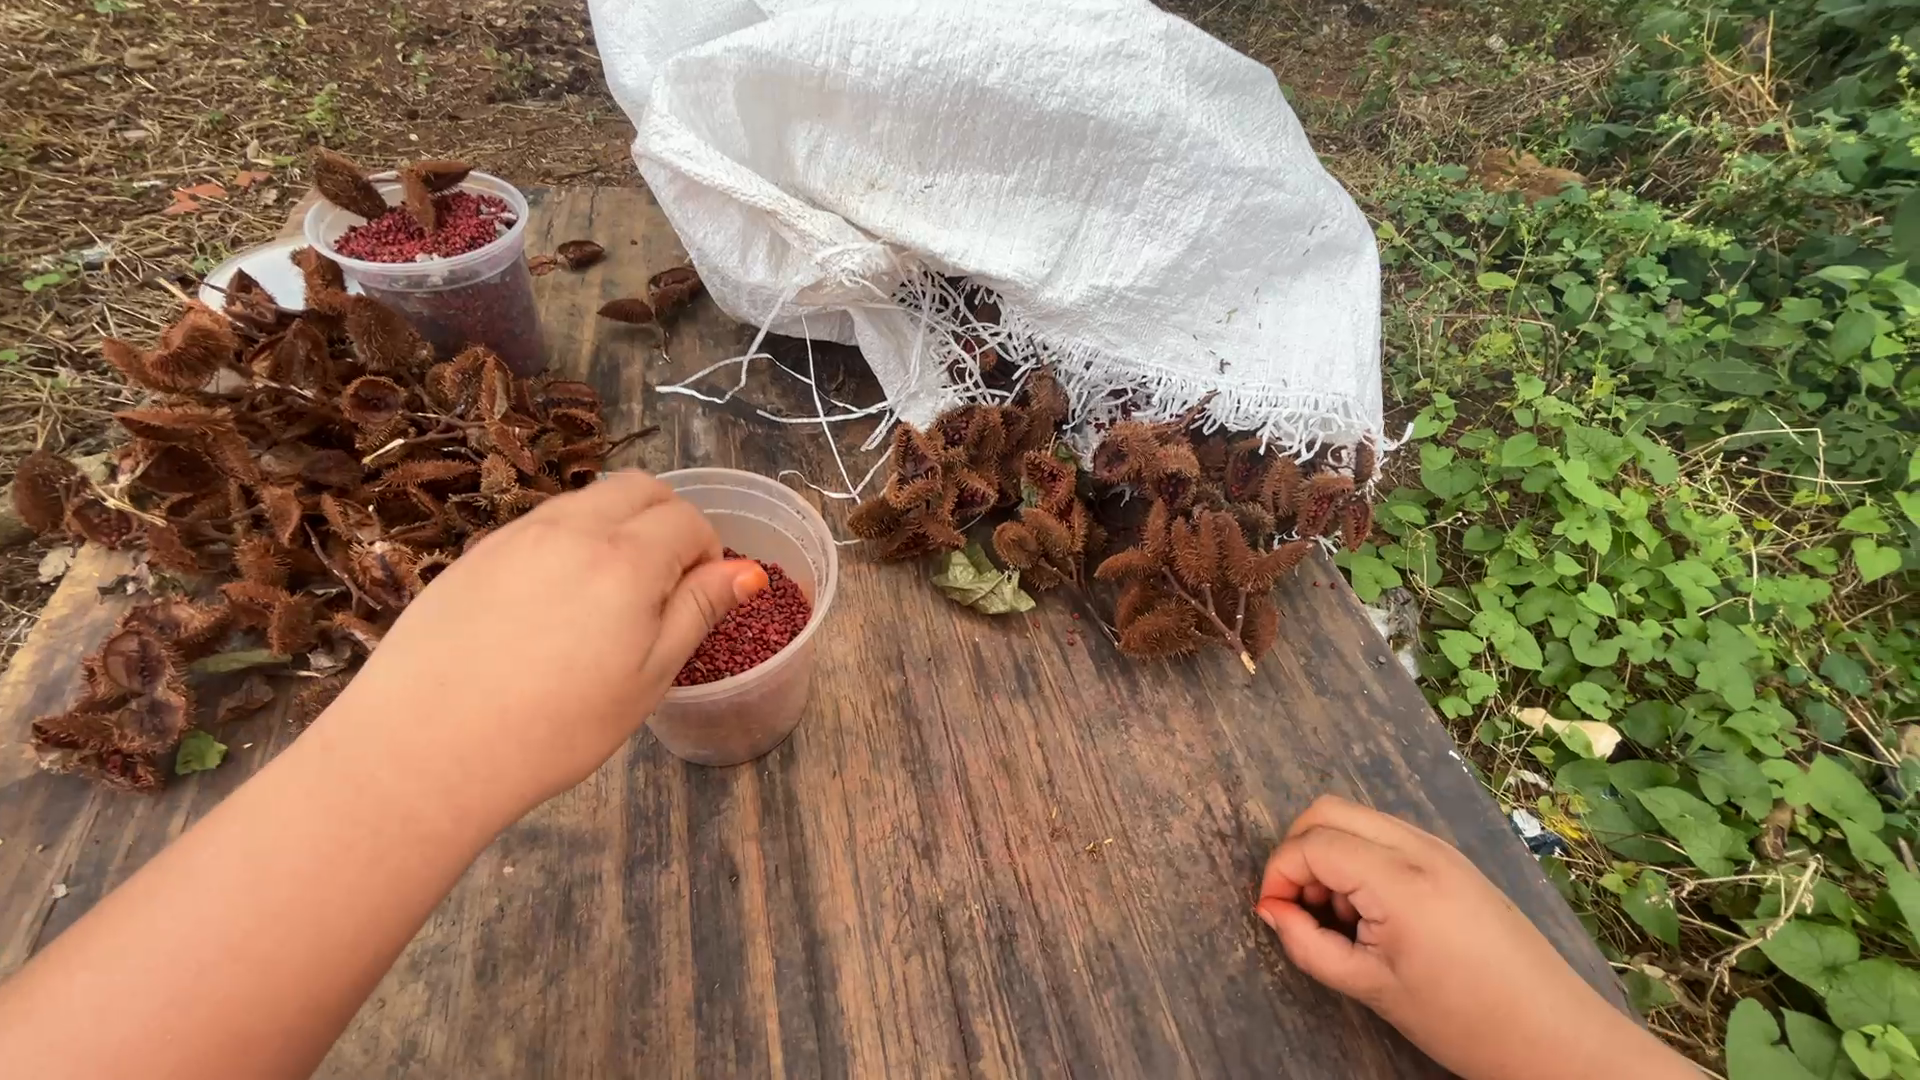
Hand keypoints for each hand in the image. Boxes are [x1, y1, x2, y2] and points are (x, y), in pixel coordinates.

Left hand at [317, 471, 765, 825]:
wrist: (419, 754)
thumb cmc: (556, 727)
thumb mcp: (649, 674)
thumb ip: (699, 610)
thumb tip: (749, 571)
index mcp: (625, 559)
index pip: (687, 520)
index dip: (708, 552)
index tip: (699, 593)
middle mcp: (571, 528)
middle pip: (641, 487)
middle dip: (670, 519)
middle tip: (665, 580)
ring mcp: (516, 535)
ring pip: (590, 499)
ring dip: (621, 525)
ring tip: (610, 593)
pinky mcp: (476, 553)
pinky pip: (543, 521)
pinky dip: (573, 538)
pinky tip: (556, 600)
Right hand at [1254, 796, 1695, 1079]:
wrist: (1562, 1042)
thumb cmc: (1465, 1022)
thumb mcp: (1373, 989)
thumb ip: (1309, 946)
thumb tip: (1271, 911)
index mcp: (1401, 880)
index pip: (1313, 845)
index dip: (1279, 874)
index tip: (1273, 913)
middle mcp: (1418, 847)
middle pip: (1327, 811)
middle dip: (1297, 849)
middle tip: (1298, 902)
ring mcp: (1438, 847)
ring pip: (1354, 816)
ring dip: (1327, 849)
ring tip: (1336, 911)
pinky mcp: (1451, 858)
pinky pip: (1382, 833)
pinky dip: (1356, 854)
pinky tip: (1369, 908)